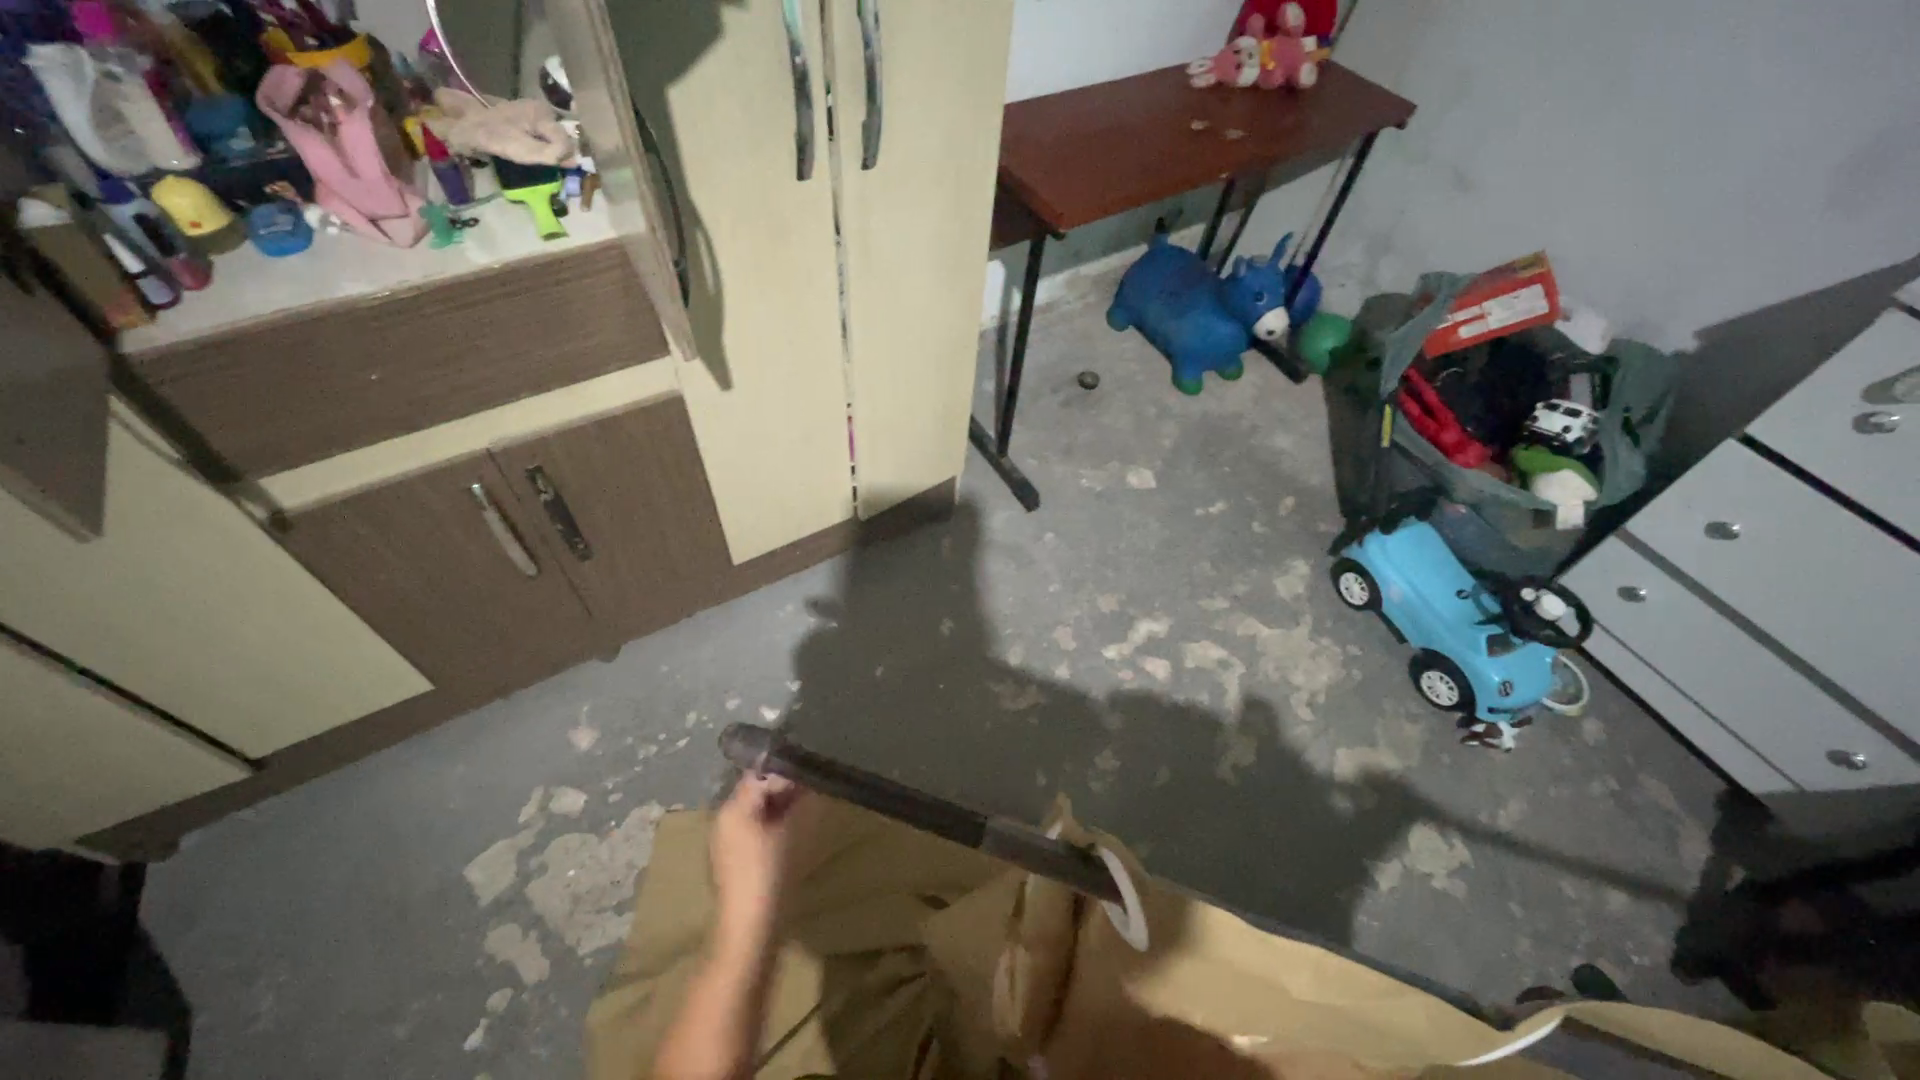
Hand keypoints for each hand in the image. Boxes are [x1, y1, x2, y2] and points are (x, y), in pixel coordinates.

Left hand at [710, 773, 808, 936]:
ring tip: (808, 808)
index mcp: (732, 808)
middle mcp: (724, 820)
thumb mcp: (788, 829)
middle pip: (755, 792)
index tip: (811, 772)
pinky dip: (774, 826)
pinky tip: (794, 833)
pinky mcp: (735, 861)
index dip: (785, 771)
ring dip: (781, 807)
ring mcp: (727, 842)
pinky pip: (755, 831)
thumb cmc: (769, 871)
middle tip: (813, 789)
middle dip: (784, 789)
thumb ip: (795, 799)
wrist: (751, 926)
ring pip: (757, 812)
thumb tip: (802, 780)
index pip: (758, 774)